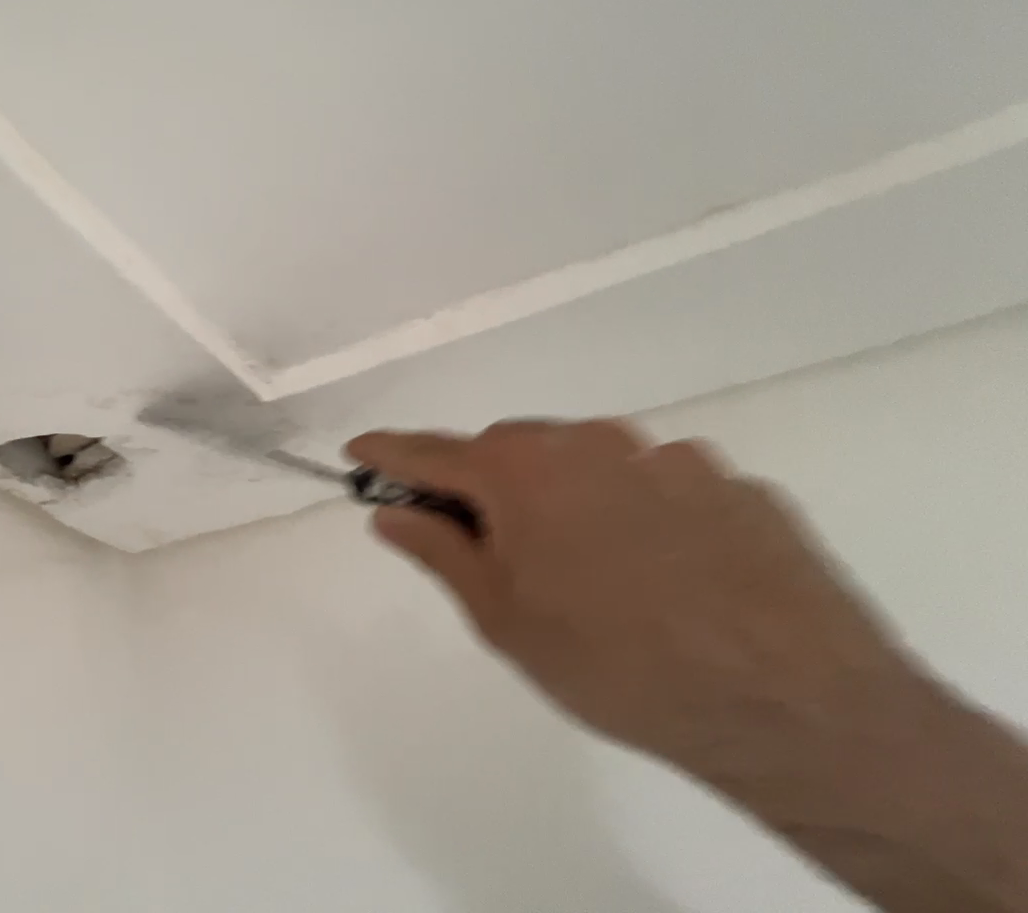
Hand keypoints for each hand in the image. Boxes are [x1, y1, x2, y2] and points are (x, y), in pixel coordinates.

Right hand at [346, 421, 933, 778]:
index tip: (357, 452)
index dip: (386, 452)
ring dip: (563, 494)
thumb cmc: (616, 665)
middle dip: (485, 484)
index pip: (429, 450)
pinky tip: (658, 569)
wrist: (796, 710)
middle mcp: (590, 443)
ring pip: (585, 460)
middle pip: (510, 448)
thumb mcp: (503, 619)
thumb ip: (439, 551)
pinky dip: (634, 508)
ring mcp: (670, 457)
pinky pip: (656, 482)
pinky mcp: (734, 484)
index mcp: (521, 472)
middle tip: (487, 545)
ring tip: (585, 568)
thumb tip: (390, 511)